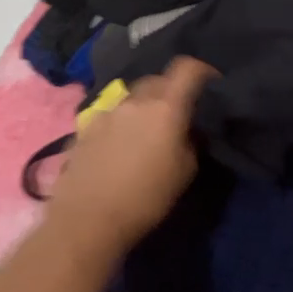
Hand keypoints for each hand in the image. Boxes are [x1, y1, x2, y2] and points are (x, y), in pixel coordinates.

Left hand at [47, 56, 213, 251]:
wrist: (84, 223)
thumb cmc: (146, 197)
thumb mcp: (187, 168)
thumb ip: (191, 138)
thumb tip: (188, 128)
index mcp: (166, 107)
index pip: (187, 67)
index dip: (203, 70)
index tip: (212, 84)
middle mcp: (134, 103)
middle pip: (157, 79)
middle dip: (171, 88)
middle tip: (180, 110)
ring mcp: (103, 116)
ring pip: (131, 99)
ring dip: (143, 107)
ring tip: (147, 132)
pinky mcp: (80, 133)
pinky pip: (109, 118)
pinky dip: (120, 125)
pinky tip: (120, 149)